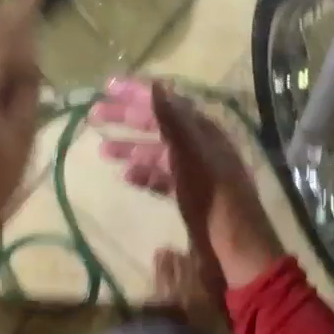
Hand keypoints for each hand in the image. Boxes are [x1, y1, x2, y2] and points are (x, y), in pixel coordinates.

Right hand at [90, 77, 283, 288]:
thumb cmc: (213, 199)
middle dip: (126, 118)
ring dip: (130, 148)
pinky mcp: (192, 194)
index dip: (137, 92)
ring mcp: (195, 170)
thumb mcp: (190, 155)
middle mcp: (199, 145)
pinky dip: (144, 174)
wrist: (238, 250)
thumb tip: (155, 84)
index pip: (165, 102)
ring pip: (157, 151)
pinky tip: (127, 178)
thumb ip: (172, 120)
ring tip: (103, 151)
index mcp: (202, 131)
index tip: (107, 88)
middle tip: (94, 116)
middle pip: (159, 124)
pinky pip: (163, 176)